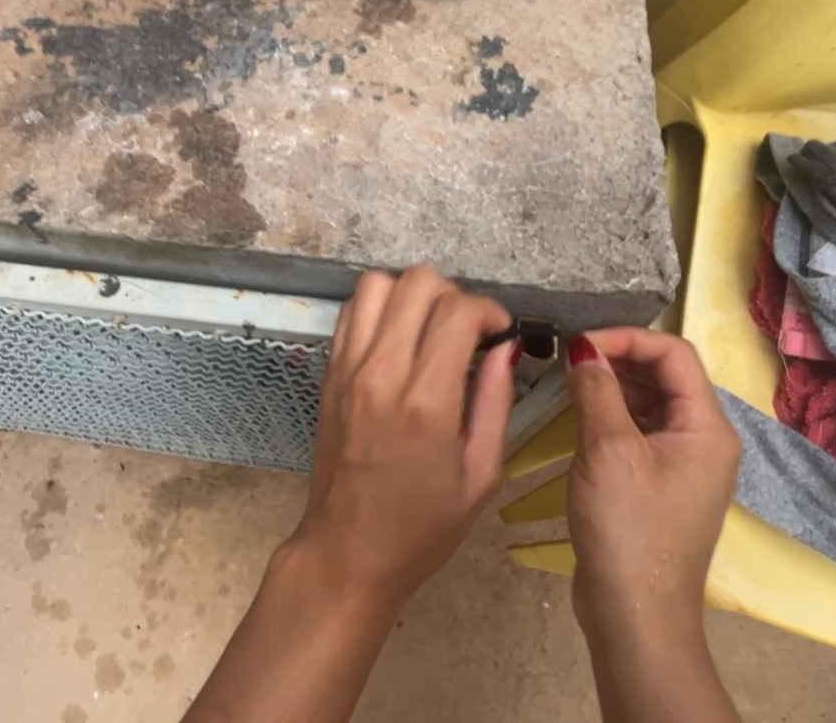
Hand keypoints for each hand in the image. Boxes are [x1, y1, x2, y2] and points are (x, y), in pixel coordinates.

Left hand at [284, 266, 517, 608]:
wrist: (347, 551)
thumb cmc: (422, 526)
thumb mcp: (481, 473)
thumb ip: (495, 399)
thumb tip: (507, 346)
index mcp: (425, 402)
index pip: (457, 312)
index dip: (488, 309)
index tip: (499, 330)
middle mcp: (381, 372)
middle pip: (416, 283)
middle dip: (453, 293)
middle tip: (466, 328)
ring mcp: (347, 368)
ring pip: (376, 284)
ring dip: (411, 293)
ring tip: (429, 325)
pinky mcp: (328, 372)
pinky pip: (350, 310)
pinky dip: (378, 306)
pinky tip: (397, 336)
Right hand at [564, 328, 740, 637]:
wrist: (634, 612)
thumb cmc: (627, 526)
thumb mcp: (608, 449)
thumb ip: (597, 389)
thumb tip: (583, 347)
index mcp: (707, 427)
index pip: (673, 353)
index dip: (626, 337)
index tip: (579, 343)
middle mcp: (703, 439)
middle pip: (664, 374)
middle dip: (617, 357)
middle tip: (568, 359)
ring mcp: (682, 462)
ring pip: (649, 399)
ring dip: (611, 383)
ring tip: (568, 380)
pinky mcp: (659, 480)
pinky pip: (638, 428)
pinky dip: (610, 411)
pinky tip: (578, 412)